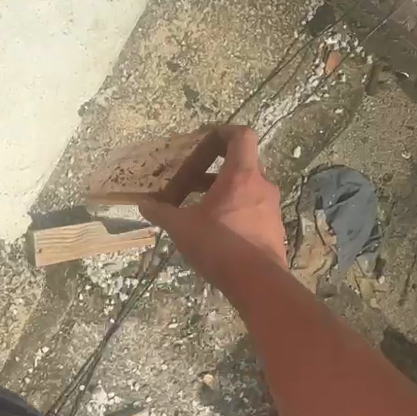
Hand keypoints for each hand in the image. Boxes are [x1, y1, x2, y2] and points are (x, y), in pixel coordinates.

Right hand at [140, 127, 287, 282]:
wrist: (258, 283)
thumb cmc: (219, 245)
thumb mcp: (181, 226)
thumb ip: (161, 212)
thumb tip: (144, 204)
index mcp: (241, 175)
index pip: (241, 135)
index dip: (221, 132)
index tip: (201, 141)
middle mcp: (261, 185)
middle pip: (239, 162)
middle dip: (211, 169)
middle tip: (188, 182)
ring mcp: (270, 207)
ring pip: (244, 186)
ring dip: (220, 190)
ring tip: (195, 208)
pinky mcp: (272, 227)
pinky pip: (251, 207)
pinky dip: (231, 209)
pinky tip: (212, 229)